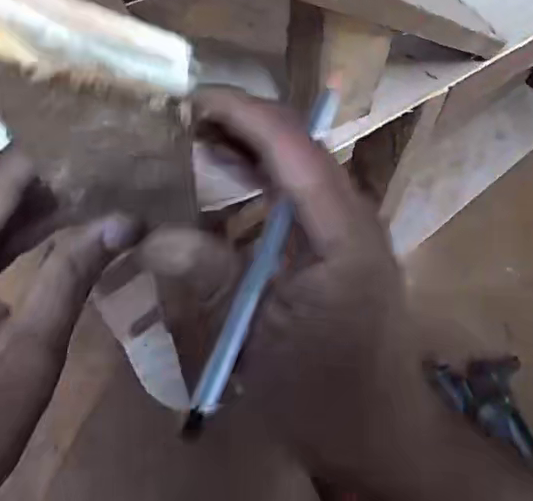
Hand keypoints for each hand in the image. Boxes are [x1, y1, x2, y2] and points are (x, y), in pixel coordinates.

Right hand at [142, 90, 532, 500]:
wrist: (381, 432)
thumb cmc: (325, 391)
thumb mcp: (260, 339)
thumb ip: (213, 278)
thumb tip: (151, 236)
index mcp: (342, 225)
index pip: (293, 146)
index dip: (244, 114)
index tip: (194, 99)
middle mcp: (351, 209)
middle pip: (299, 143)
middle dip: (243, 121)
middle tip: (184, 117)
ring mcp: (348, 221)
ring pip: (298, 161)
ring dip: (250, 144)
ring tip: (195, 139)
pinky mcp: (338, 237)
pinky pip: (297, 189)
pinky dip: (260, 176)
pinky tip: (224, 183)